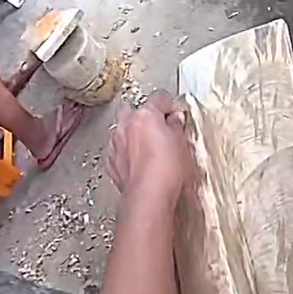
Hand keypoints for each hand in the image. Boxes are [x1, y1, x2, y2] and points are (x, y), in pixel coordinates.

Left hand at [105, 91, 191, 210]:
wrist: (148, 195)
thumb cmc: (166, 170)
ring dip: (132, 133)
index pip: (159, 98)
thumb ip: (176, 127)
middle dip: (145, 116)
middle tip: (159, 128)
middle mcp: (126, 125)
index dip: (169, 105)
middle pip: (134, 110)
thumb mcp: (181, 144)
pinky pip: (116, 149)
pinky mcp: (111, 162)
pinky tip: (136, 160)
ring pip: (122, 129)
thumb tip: (175, 120)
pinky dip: (125, 151)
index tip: (176, 115)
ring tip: (146, 146)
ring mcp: (116, 143)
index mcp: (145, 116)